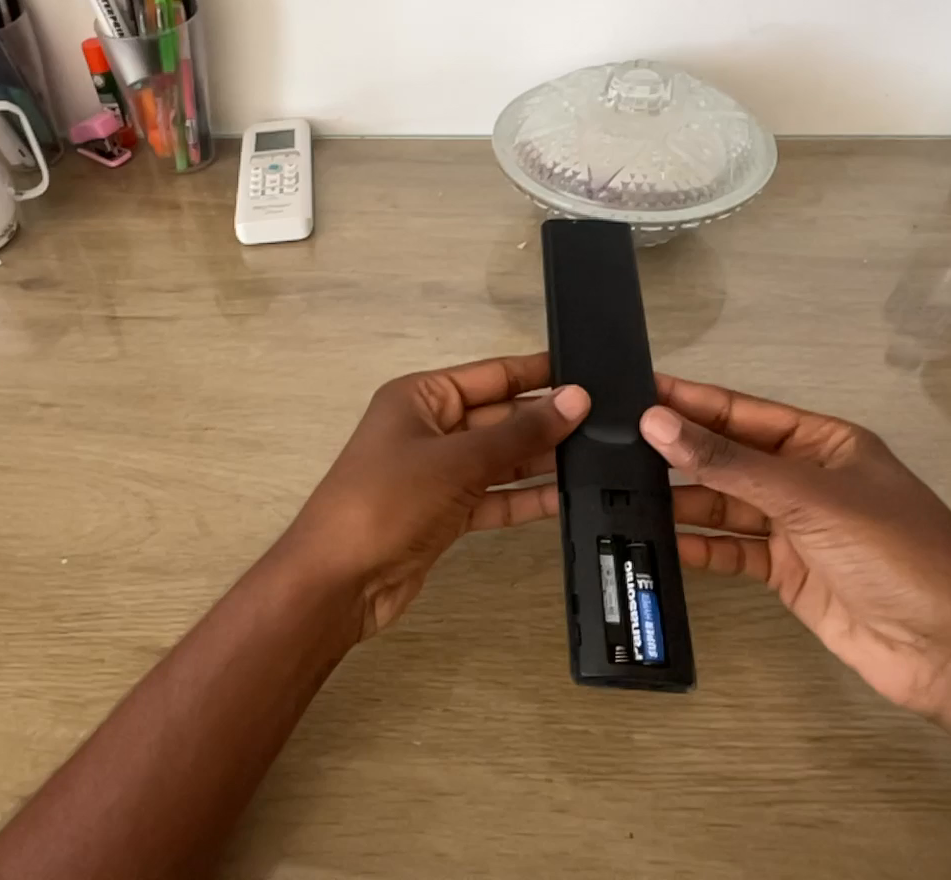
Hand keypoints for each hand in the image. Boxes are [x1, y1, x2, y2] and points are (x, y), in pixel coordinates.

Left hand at [280, 354, 589, 640]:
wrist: (340, 579)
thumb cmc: (388, 501)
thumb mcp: (457, 460)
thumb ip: (520, 433)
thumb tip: (576, 399)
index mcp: (420, 397)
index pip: (490, 375)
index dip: (537, 373)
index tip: (589, 371)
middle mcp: (429, 428)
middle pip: (498, 417)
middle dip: (546, 421)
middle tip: (610, 422)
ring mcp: (437, 474)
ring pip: (499, 459)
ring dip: (541, 461)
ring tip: (601, 457)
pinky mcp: (444, 513)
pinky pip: (493, 497)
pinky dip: (524, 498)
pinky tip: (567, 497)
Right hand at [639, 377, 950, 716]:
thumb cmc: (895, 552)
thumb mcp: (808, 496)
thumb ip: (727, 462)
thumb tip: (655, 423)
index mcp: (821, 443)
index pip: (740, 412)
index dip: (689, 400)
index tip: (634, 391)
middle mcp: (802, 479)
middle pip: (726, 458)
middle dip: (676, 452)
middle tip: (613, 443)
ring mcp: (791, 526)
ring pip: (721, 504)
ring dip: (680, 500)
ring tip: (623, 491)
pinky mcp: (782, 571)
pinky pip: (729, 549)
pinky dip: (696, 546)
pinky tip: (658, 540)